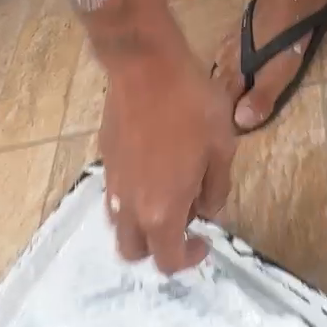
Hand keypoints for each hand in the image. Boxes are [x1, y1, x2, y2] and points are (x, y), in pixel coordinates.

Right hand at [99, 49, 236, 273]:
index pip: (168, 260)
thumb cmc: (191, 105)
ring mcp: (112, 181)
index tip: (205, 238)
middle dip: (158, 246)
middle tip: (184, 216)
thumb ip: (217, 187)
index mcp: (161, 211)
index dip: (189, 258)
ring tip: (169, 190)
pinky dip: (133, 193)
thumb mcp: (222, 145)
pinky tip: (154, 162)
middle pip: (134, 251)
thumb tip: (207, 209)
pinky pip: (116, 192)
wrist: (146, 66)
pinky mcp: (105, 157)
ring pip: (120, 223)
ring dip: (142, 221)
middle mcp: (130, 206)